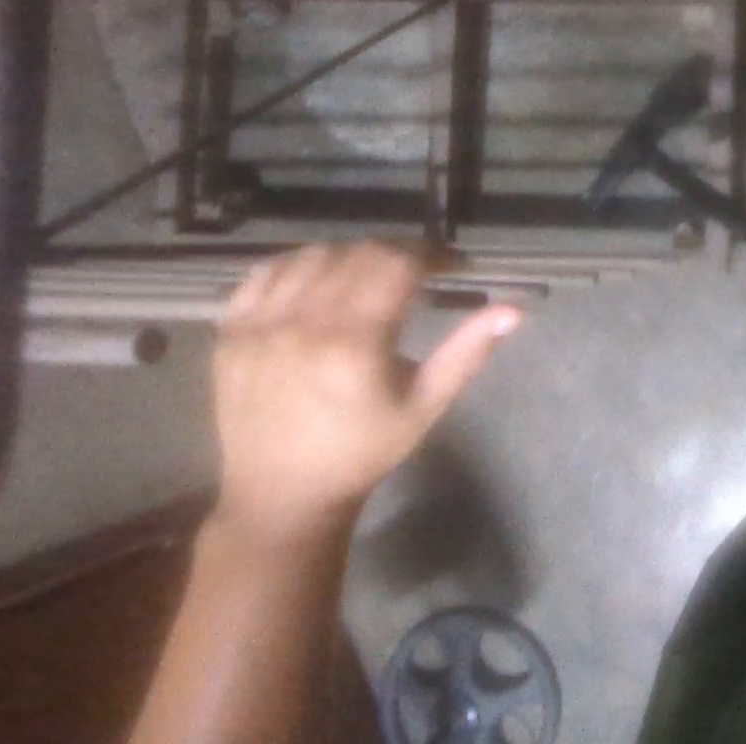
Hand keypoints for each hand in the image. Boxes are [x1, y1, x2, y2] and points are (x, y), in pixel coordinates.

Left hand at [211, 243, 522, 540]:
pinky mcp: (231, 332)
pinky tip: (321, 281)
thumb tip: (514, 310)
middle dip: (398, 253)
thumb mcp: (426, 404)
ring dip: (352, 255)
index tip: (453, 265)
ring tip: (373, 276)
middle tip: (421, 272)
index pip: (398, 265)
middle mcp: (302, 322)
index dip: (432, 254)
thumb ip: (468, 352)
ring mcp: (259, 325)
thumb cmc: (364, 450)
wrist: (281, 493)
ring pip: (313, 255)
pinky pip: (265, 273)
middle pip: (359, 253)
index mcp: (354, 341)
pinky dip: (300, 265)